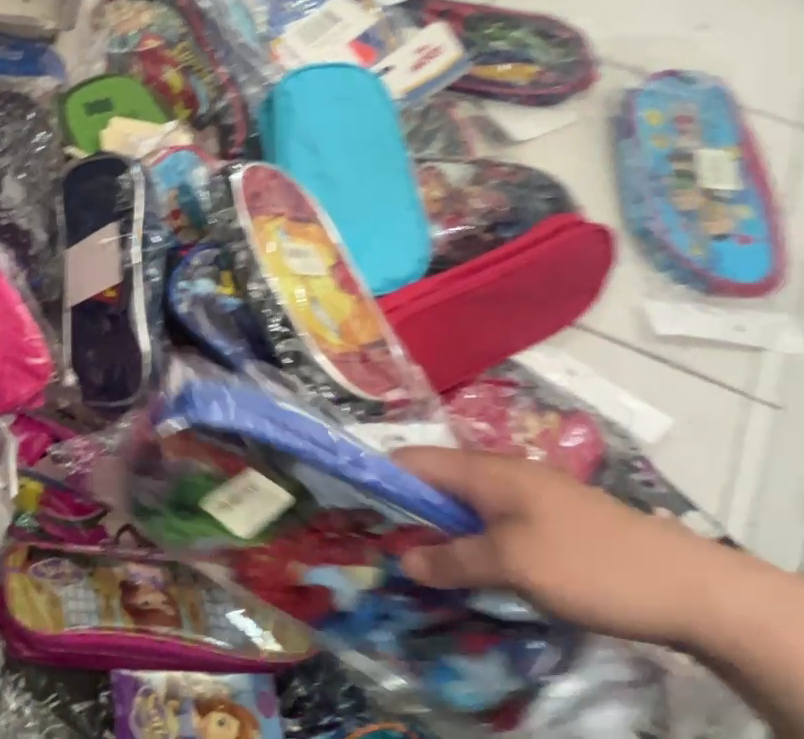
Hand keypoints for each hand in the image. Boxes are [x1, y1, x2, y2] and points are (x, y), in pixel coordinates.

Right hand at [391, 446, 732, 647]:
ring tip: (426, 560)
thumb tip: (403, 559)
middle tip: (385, 543)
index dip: (377, 478)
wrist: (698, 590)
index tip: (353, 507)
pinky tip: (478, 567)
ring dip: (443, 527)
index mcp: (486, 471)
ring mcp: (534, 496)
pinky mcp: (556, 521)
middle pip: (437, 481)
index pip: (411, 460)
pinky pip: (496, 520)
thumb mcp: (510, 566)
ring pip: (468, 504)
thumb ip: (451, 559)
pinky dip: (475, 538)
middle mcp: (505, 473)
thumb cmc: (590, 565)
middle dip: (408, 509)